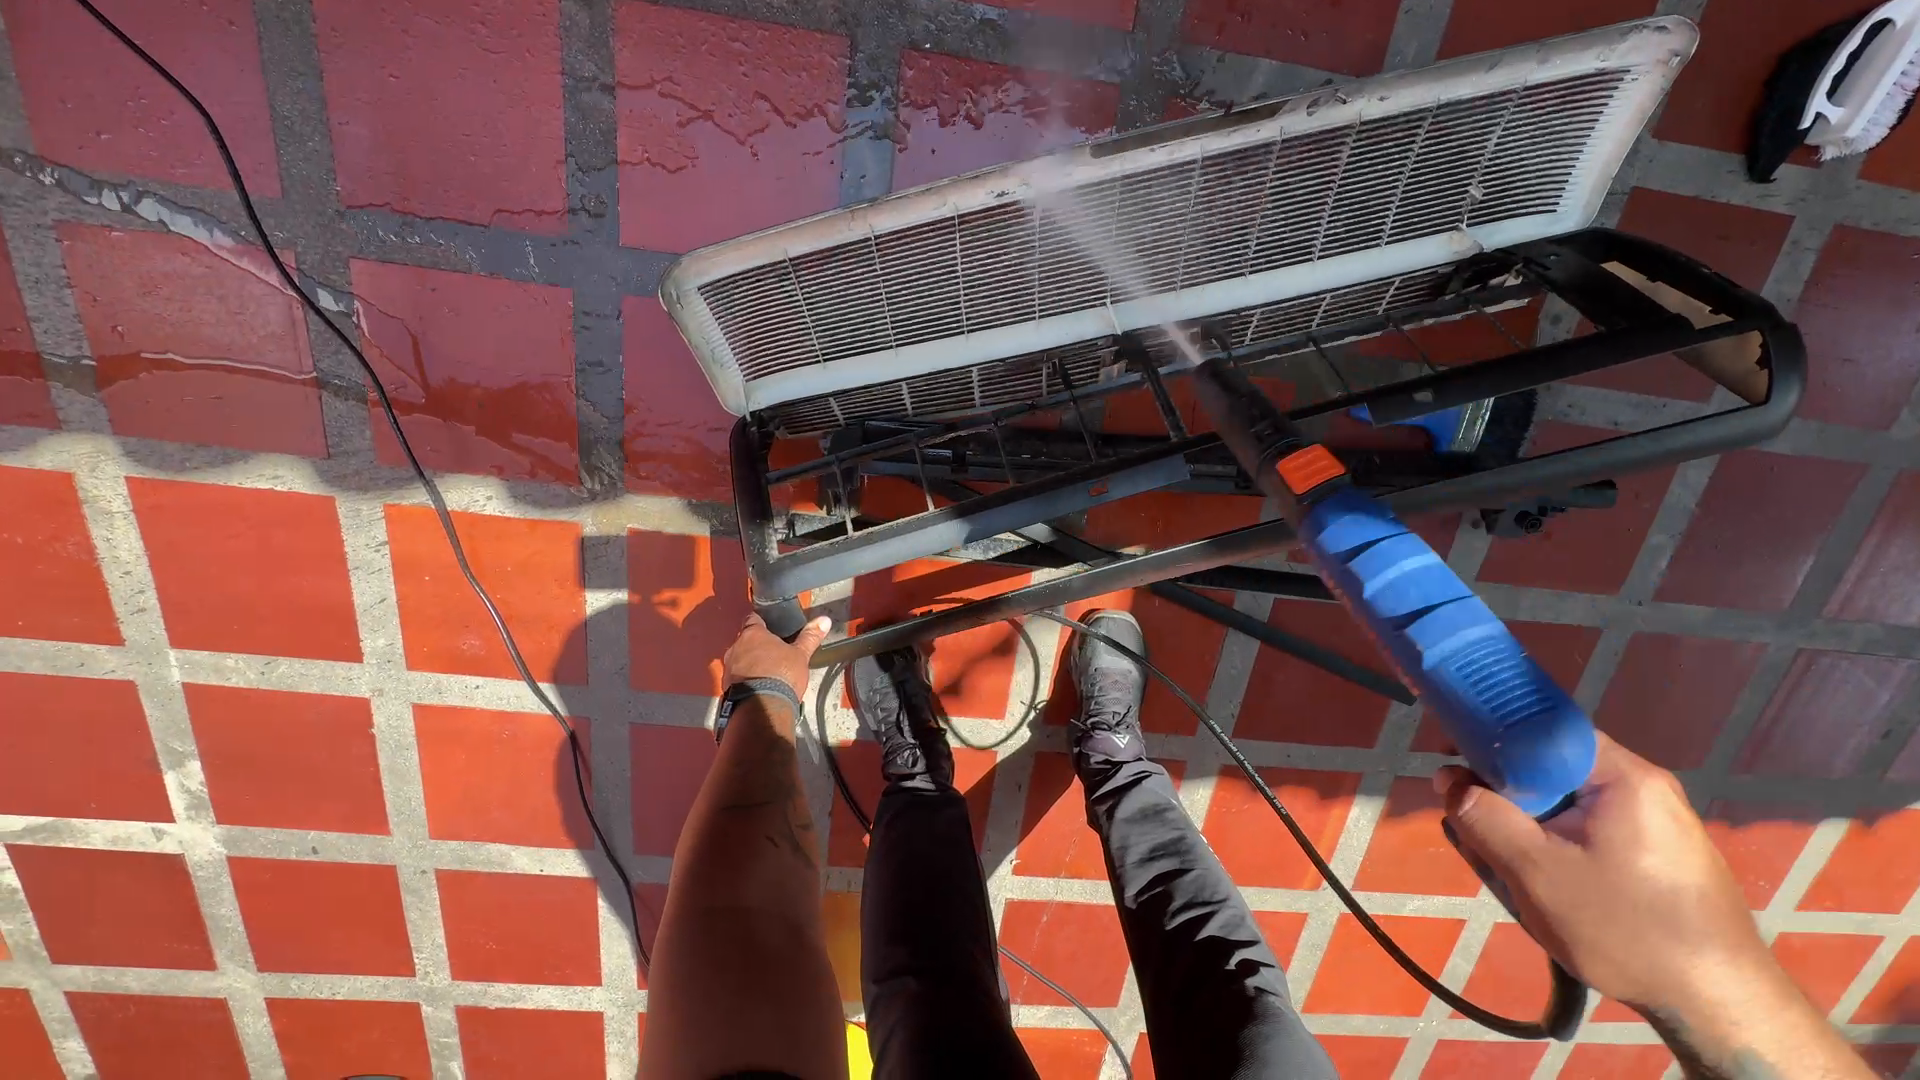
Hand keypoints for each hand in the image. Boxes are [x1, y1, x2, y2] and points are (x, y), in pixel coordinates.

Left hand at [721, 613, 832, 699]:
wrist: (761, 708)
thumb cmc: (782, 674)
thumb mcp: (801, 655)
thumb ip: (810, 637)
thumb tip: (824, 619)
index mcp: (752, 634)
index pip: (753, 619)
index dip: (763, 622)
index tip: (773, 627)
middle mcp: (736, 647)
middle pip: (746, 640)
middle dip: (758, 645)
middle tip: (774, 652)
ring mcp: (729, 667)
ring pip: (740, 659)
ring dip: (751, 662)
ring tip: (768, 671)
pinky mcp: (726, 686)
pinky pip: (738, 676)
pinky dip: (747, 678)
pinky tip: (760, 686)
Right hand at [1436, 733, 1769, 1014]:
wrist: (1723, 1006)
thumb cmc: (1626, 928)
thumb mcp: (1535, 871)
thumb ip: (1481, 817)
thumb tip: (1448, 778)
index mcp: (1622, 776)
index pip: (1541, 727)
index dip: (1489, 738)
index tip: (1453, 762)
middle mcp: (1644, 785)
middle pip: (1551, 765)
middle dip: (1505, 792)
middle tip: (1476, 828)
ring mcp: (1657, 819)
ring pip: (1567, 801)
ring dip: (1528, 824)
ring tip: (1511, 867)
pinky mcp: (1660, 851)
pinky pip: (1590, 827)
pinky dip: (1558, 843)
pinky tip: (1549, 882)